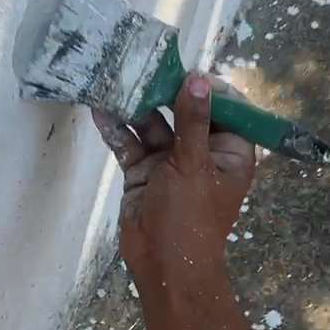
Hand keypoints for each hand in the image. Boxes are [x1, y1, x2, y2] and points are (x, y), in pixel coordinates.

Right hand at [92, 73, 254, 290]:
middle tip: (143, 64)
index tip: (186, 68)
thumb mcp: (194, 165)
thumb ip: (193, 121)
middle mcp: (201, 153)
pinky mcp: (142, 173)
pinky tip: (101, 109)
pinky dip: (117, 129)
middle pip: (184, 113)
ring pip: (153, 126)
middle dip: (164, 91)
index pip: (224, 109)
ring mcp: (169, 163)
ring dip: (136, 107)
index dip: (207, 88)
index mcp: (229, 152)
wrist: (163, 265)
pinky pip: (131, 145)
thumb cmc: (191, 218)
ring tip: (117, 79)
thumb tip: (198, 79)